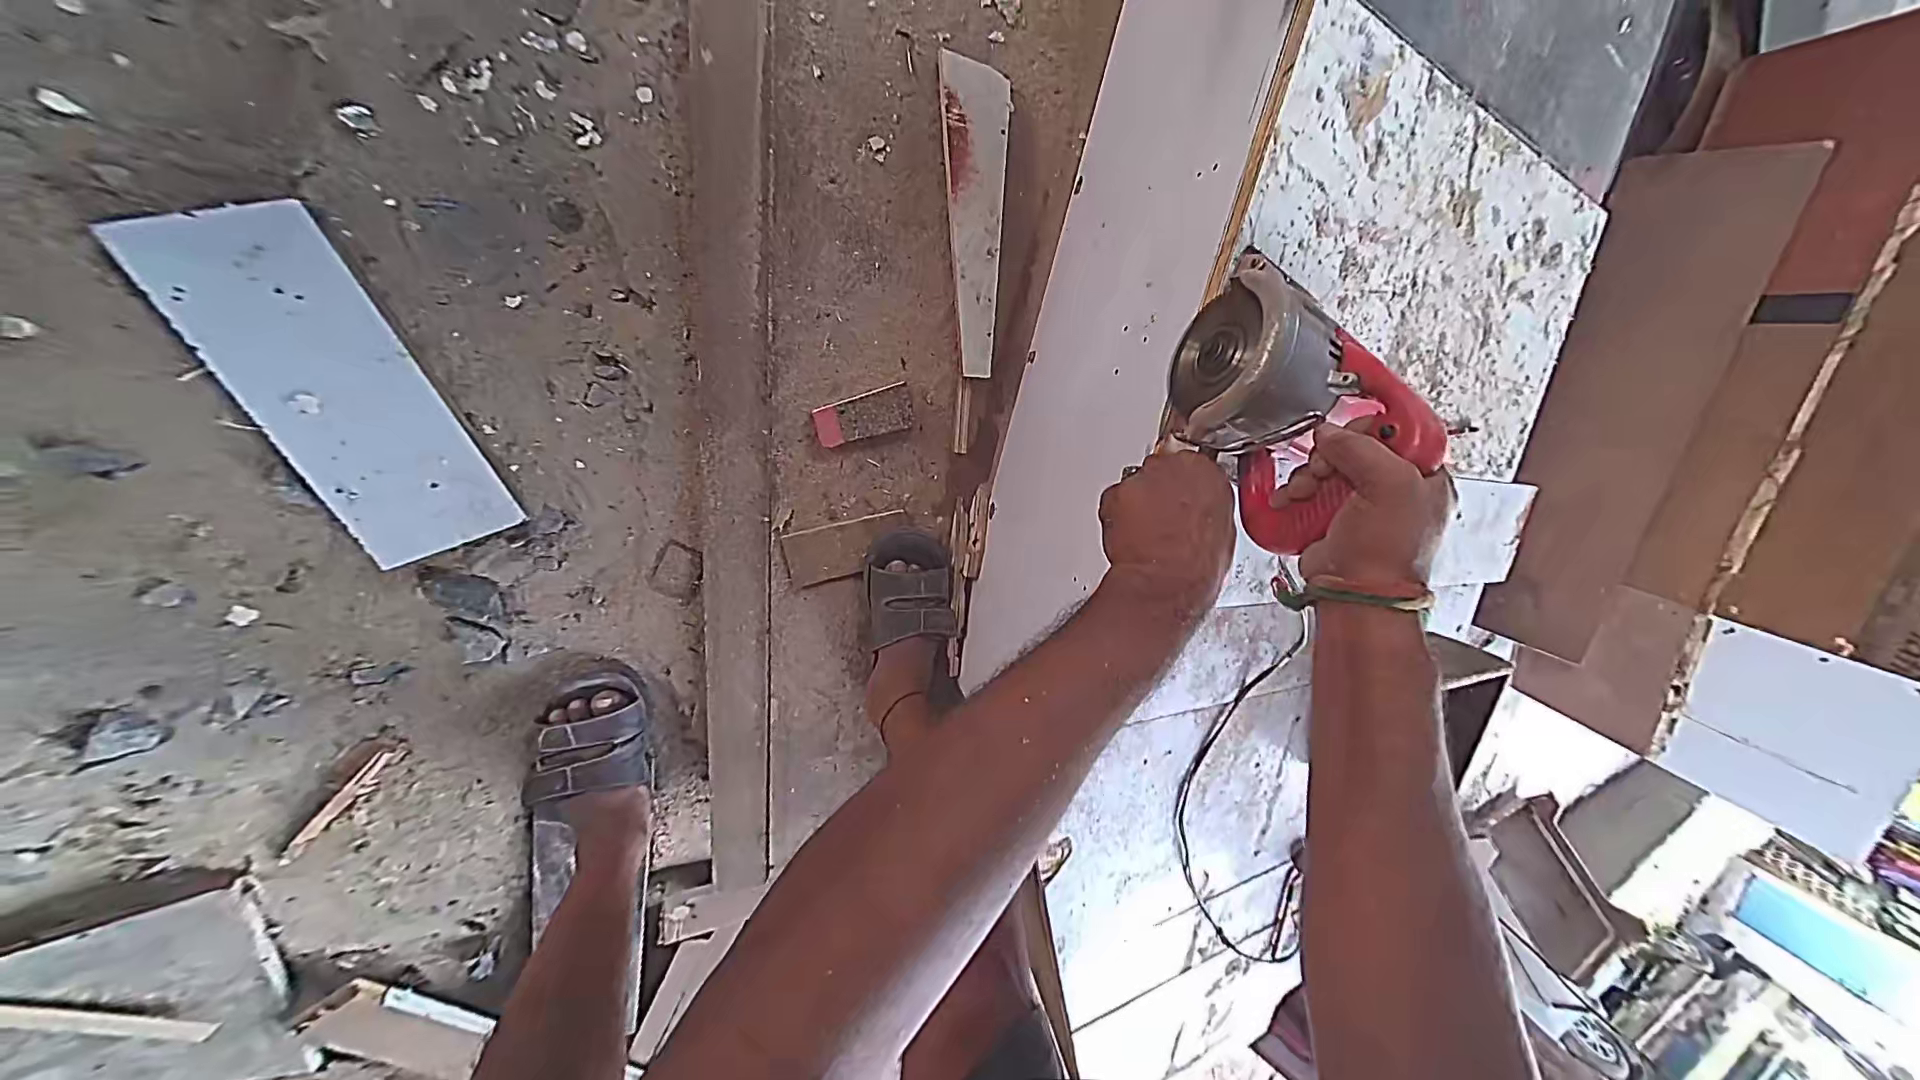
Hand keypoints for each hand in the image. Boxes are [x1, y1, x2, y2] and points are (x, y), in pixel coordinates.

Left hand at [1098, 447, 1234, 616]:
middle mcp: (1171, 466)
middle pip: (1159, 468)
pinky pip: (1112, 499)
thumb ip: (1207, 504)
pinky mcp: (1114, 493)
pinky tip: (1128, 535)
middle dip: (1157, 489)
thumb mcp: (1222, 527)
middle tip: (1159, 517)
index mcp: (1206, 470)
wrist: (1166, 581)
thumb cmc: (1196, 564)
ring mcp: (1140, 478)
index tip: (1178, 497)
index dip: (1181, 484)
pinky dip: (1115, 514)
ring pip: (1134, 483)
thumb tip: (1198, 508)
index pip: (1190, 462)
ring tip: (1144, 531)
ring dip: (1136, 501)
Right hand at [1277, 418, 1451, 585]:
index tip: (1348, 426)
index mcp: (1423, 475)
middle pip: (1354, 445)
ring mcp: (1359, 501)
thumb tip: (1329, 433)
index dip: (1370, 425)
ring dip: (1307, 474)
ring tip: (1304, 491)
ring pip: (1326, 465)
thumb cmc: (1387, 554)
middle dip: (1330, 454)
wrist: (1353, 593)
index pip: (1399, 428)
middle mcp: (1392, 485)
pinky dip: (1294, 491)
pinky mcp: (1330, 515)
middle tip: (1324, 469)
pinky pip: (1308, 488)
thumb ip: (1362, 449)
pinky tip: (1290, 499)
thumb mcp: (1389, 487)